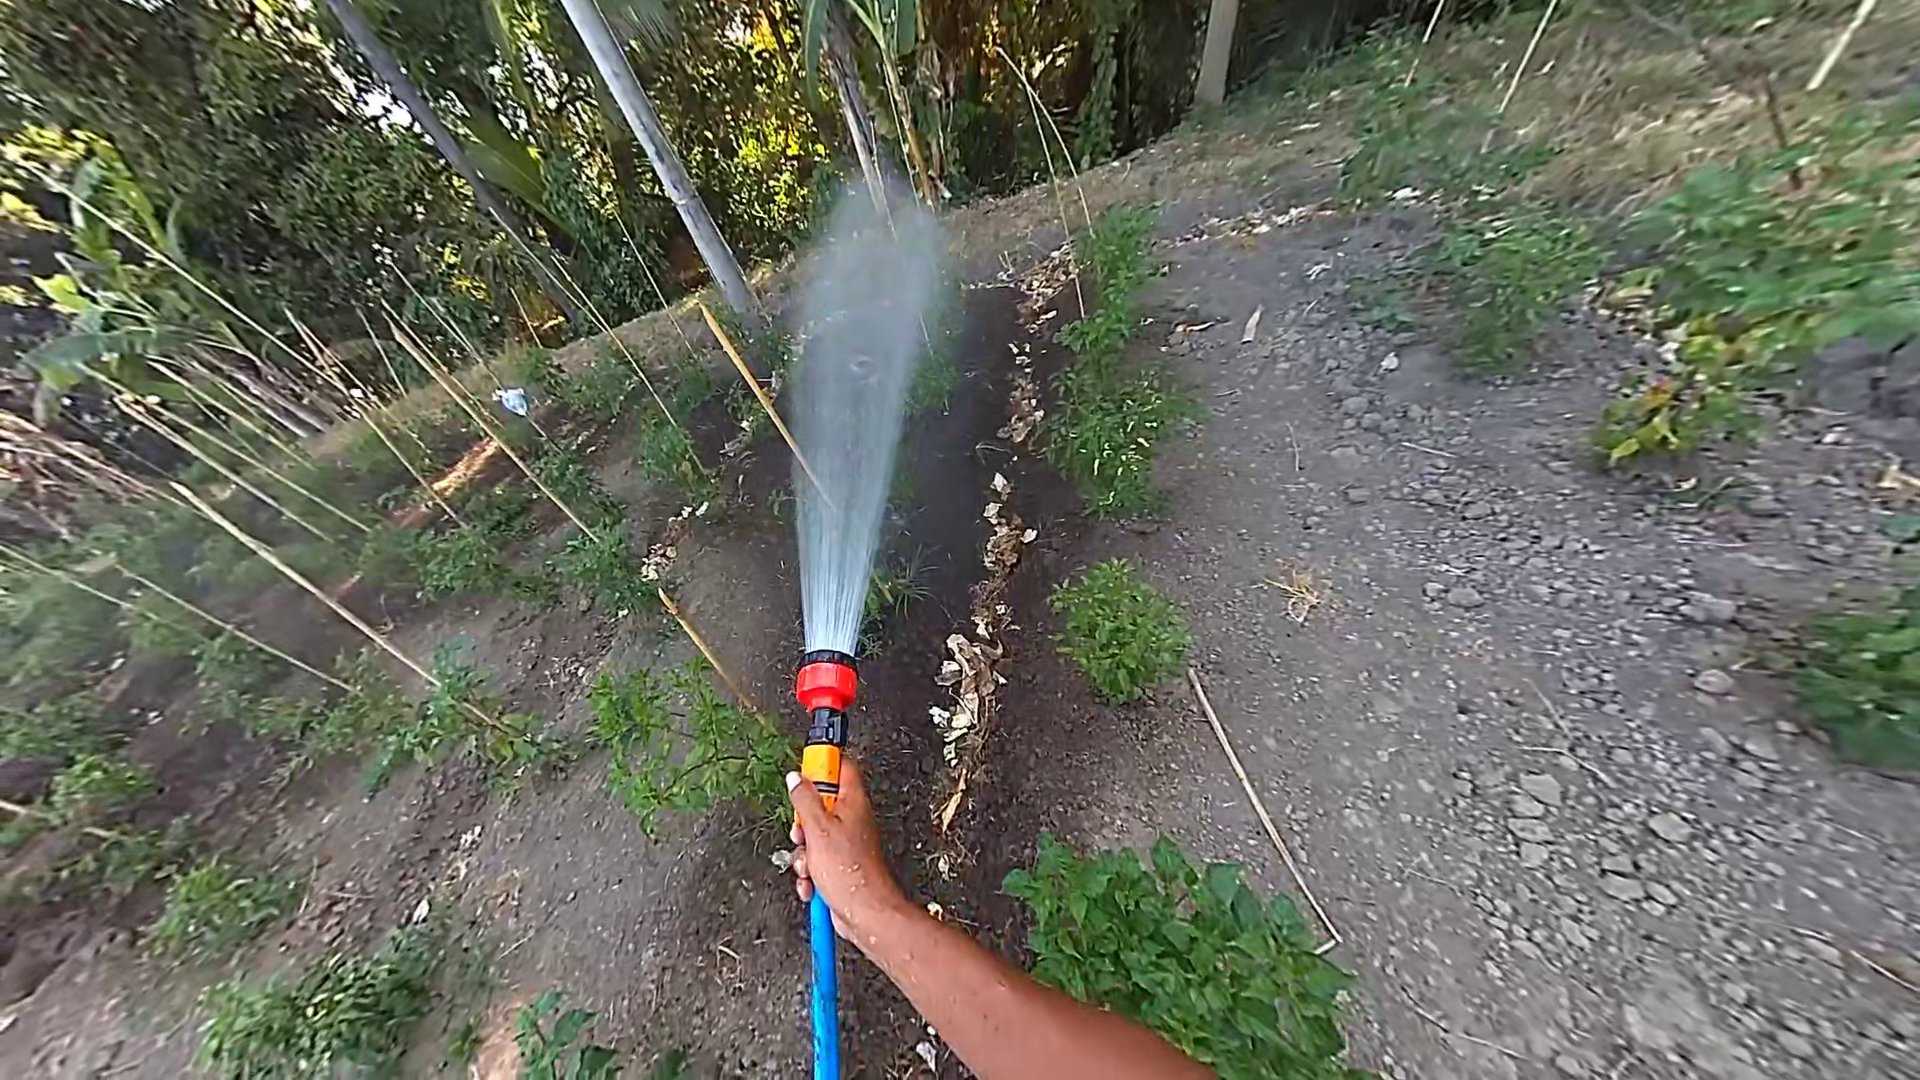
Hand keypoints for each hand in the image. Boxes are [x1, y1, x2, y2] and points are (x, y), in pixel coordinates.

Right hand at [786, 758, 909, 940]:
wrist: (864, 911)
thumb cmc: (850, 871)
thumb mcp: (818, 829)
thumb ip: (805, 800)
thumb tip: (796, 778)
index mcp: (852, 800)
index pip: (841, 765)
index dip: (822, 763)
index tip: (804, 770)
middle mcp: (851, 816)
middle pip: (820, 803)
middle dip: (803, 821)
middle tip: (802, 832)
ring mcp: (846, 840)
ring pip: (814, 834)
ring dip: (804, 852)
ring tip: (809, 863)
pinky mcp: (840, 862)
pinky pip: (817, 858)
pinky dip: (810, 871)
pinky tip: (813, 882)